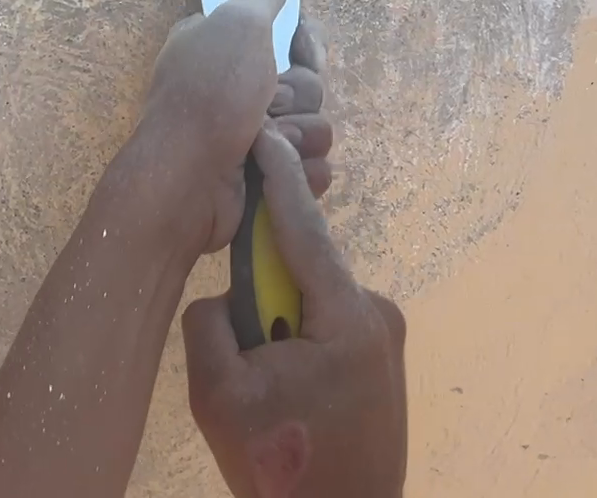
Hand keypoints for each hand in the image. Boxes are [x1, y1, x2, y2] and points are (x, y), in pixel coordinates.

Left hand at [127, 0, 334, 255]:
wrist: (186, 182)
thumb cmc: (210, 94)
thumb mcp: (238, 25)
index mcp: (228, 44)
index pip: (293, 35)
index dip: (307, 45)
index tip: (301, 50)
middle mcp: (240, 85)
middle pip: (310, 83)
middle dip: (297, 97)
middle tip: (267, 104)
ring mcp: (253, 133)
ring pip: (317, 128)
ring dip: (297, 138)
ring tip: (263, 146)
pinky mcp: (267, 177)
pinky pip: (312, 169)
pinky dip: (297, 173)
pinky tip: (272, 176)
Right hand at [182, 130, 407, 497]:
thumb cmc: (281, 468)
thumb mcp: (216, 396)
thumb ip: (208, 321)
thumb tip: (228, 298)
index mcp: (345, 316)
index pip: (302, 226)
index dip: (278, 175)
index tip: (262, 132)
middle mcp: (377, 313)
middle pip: (304, 263)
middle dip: (264, 277)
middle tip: (241, 333)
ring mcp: (389, 337)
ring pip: (314, 295)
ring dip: (281, 312)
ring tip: (264, 375)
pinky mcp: (386, 359)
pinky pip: (328, 320)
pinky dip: (299, 331)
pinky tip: (287, 382)